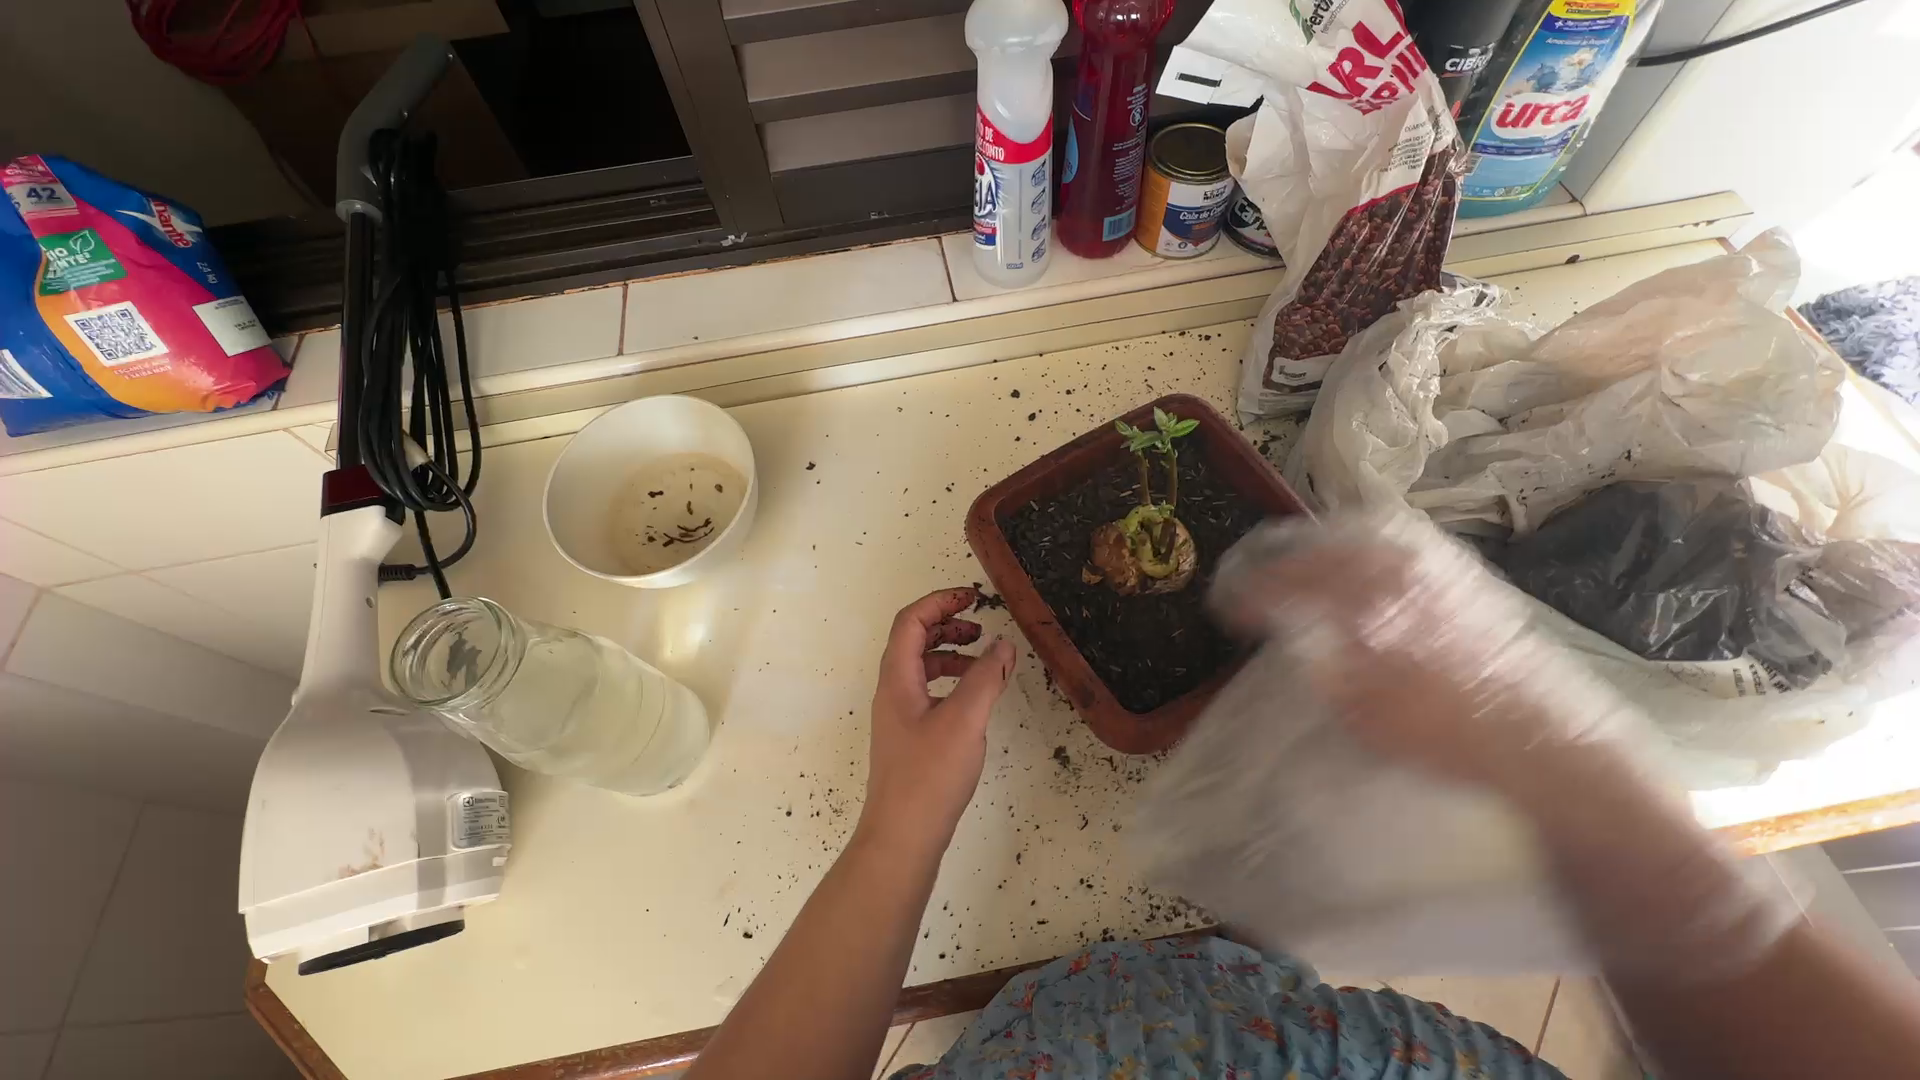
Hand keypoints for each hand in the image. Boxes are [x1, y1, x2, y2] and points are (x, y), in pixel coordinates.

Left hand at [859, 587, 1015, 852]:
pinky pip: (929, 692)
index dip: (940, 601)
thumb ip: (986, 678)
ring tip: (985, 660)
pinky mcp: (910, 738)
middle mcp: (892, 691)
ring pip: (922, 668)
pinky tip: (976, 698)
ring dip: (952, 654)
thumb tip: (1004, 645)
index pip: (911, 621)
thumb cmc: (930, 775)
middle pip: (913, 640)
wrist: (903, 837)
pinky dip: (953, 683)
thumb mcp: (965, 720)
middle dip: (947, 625)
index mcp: (896, 678)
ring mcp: (899, 716)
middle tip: (981, 626)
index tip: (974, 597)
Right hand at [1213, 516, 1629, 793]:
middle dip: (1268, 561)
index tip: (1223, 609)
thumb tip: (1283, 626)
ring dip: (1306, 551)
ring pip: (1346, 534)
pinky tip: (1341, 572)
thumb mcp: (1358, 709)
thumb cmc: (1444, 732)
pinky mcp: (1455, 569)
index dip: (1244, 593)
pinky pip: (1385, 540)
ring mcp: (1429, 559)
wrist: (1546, 739)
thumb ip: (1312, 658)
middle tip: (1245, 585)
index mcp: (1365, 595)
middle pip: (1310, 542)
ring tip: (1285, 574)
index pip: (1282, 580)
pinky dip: (1348, 549)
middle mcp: (1395, 562)